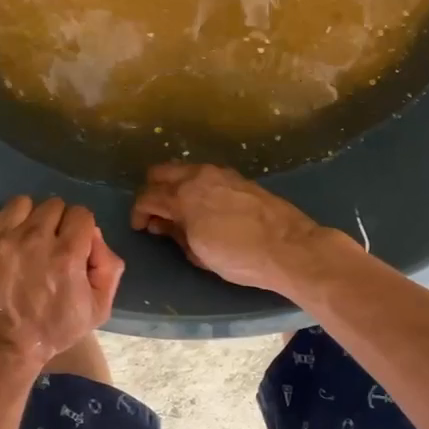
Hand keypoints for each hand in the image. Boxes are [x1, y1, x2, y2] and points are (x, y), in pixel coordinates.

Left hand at [0, 196, 122, 372]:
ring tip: (22, 240)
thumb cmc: (51, 331)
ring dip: (26, 219)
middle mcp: (33, 239)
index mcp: (66, 253)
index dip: (79, 228)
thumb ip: (108, 267)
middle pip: (52, 205)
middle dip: (56, 222)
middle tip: (48, 244)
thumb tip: (94, 235)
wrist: (0, 349)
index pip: (81, 213)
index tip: (72, 243)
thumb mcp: (97, 309)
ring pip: (21, 204)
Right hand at [130, 164, 341, 292]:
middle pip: (161, 172)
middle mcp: (198, 176)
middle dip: (153, 192)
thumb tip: (163, 225)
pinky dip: (196, 186)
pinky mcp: (238, 177)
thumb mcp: (199, 254)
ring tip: (182, 212)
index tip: (141, 227)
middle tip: (158, 215)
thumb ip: (177, 235)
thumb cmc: (239, 257)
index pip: (147, 196)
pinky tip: (205, 206)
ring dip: (175, 186)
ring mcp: (220, 173)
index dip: (139, 212)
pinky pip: (206, 175)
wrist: (289, 247)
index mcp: (183, 196)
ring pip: (185, 170)